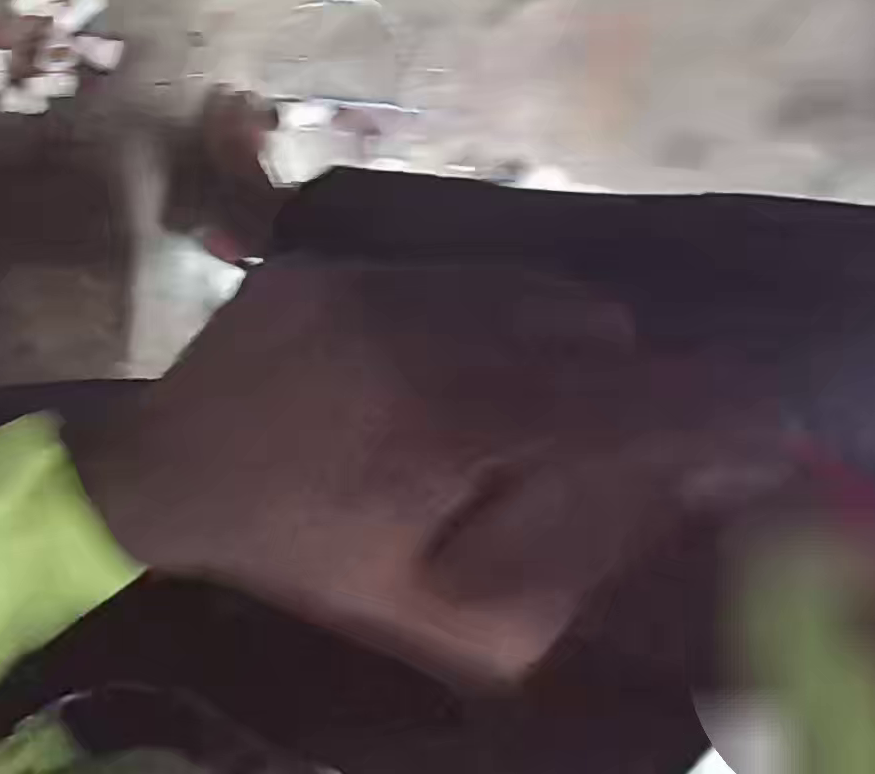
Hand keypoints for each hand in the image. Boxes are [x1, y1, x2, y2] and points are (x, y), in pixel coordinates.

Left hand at [66, 256, 786, 683]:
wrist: (162, 472)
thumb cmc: (294, 546)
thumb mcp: (446, 609)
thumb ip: (578, 552)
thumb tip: (676, 475)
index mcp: (452, 416)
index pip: (663, 389)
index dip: (712, 418)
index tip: (700, 442)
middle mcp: (403, 319)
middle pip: (587, 313)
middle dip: (599, 371)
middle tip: (545, 420)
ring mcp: (341, 277)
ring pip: (504, 280)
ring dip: (519, 332)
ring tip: (462, 387)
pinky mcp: (301, 266)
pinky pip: (419, 271)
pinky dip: (440, 310)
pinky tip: (389, 359)